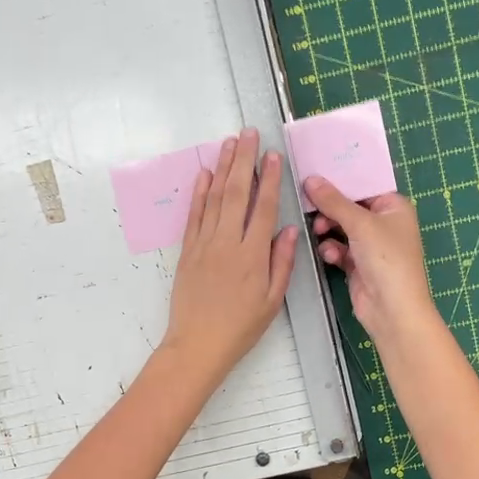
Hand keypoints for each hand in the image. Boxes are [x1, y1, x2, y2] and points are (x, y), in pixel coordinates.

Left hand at [161, 128, 299, 382]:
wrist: (197, 344)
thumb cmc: (240, 327)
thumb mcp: (272, 300)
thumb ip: (282, 262)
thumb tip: (290, 229)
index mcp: (253, 255)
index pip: (264, 207)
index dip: (270, 179)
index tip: (274, 155)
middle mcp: (227, 243)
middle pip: (236, 192)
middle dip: (244, 160)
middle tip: (249, 133)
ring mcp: (204, 245)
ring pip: (214, 198)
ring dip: (223, 168)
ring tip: (229, 142)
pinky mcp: (187, 251)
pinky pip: (194, 215)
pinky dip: (199, 192)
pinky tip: (205, 174)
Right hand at [305, 176, 437, 347]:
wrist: (392, 309)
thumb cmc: (386, 258)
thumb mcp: (360, 223)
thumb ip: (333, 201)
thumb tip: (310, 179)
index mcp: (394, 206)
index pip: (364, 185)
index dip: (341, 180)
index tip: (314, 173)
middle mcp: (383, 223)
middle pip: (349, 206)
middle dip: (330, 208)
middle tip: (309, 206)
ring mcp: (370, 245)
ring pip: (341, 228)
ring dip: (328, 229)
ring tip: (318, 232)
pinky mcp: (358, 264)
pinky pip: (339, 249)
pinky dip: (332, 250)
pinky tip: (328, 255)